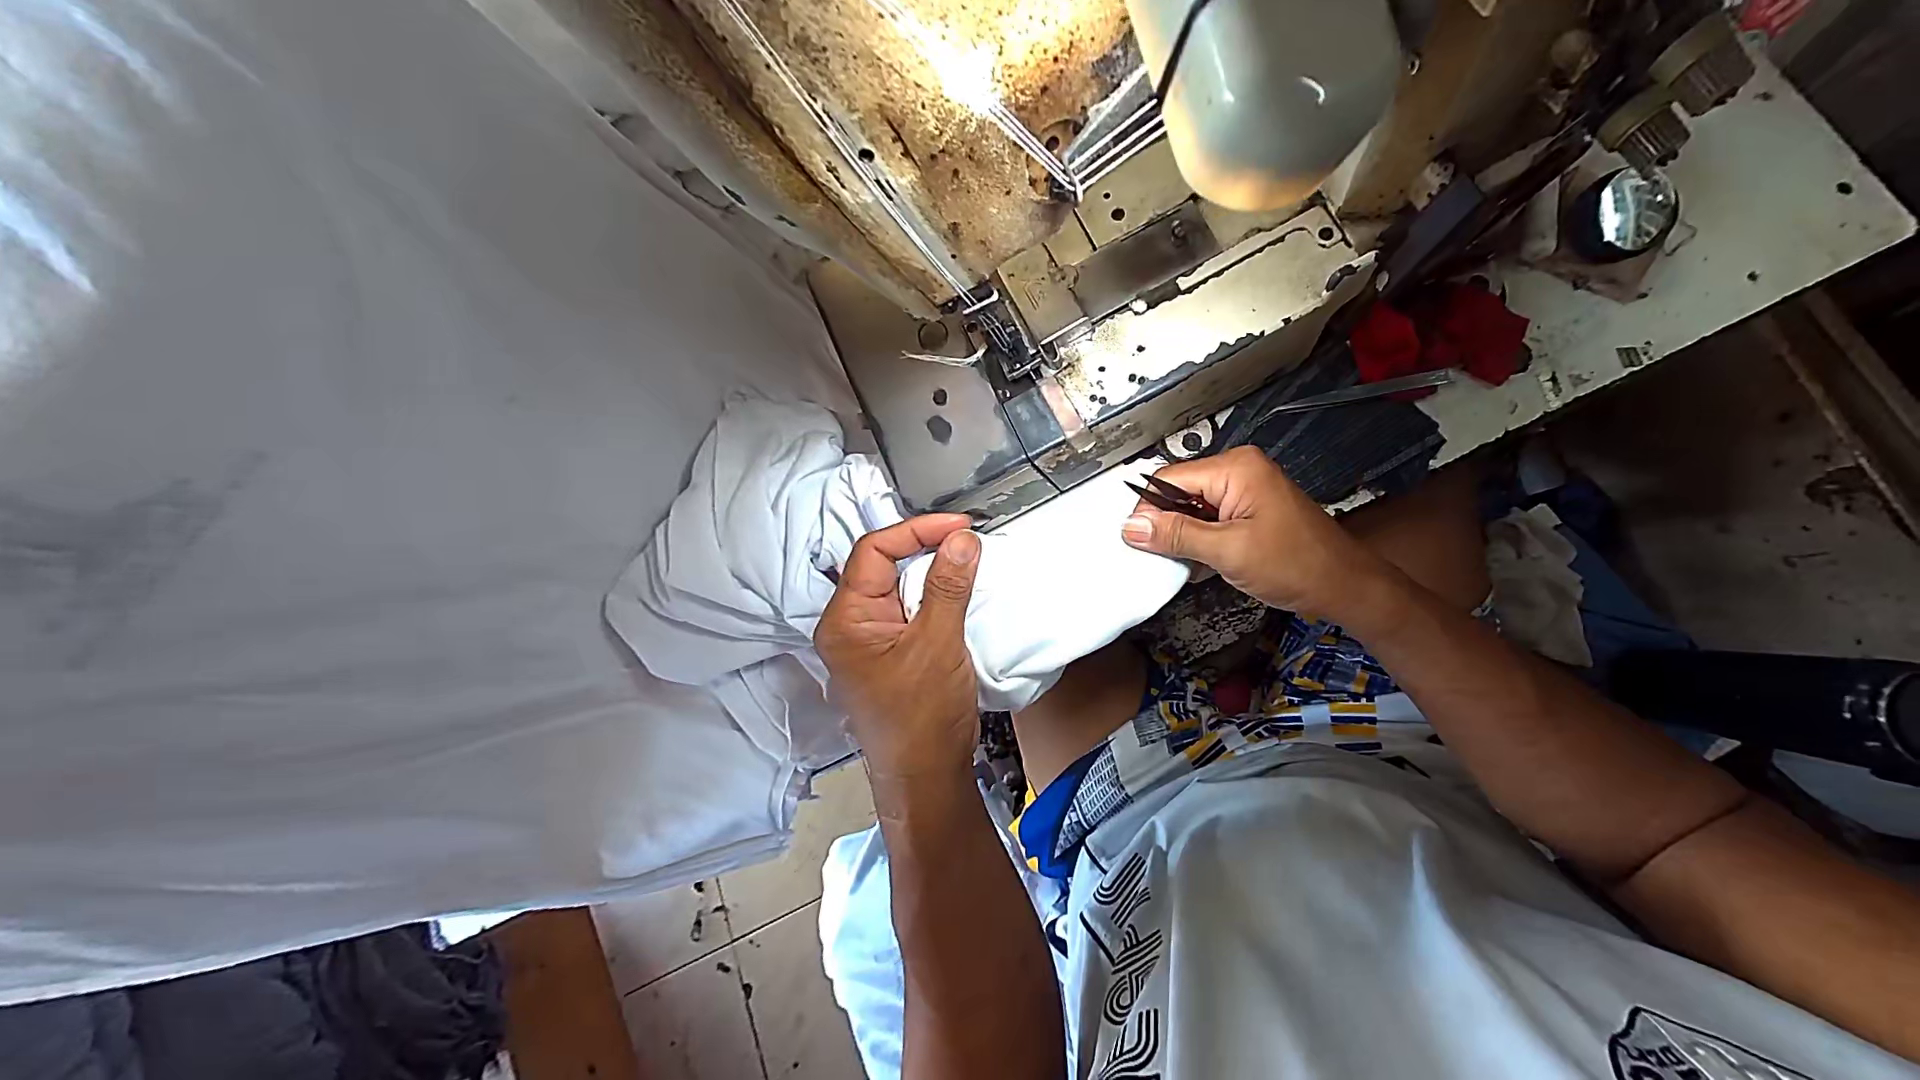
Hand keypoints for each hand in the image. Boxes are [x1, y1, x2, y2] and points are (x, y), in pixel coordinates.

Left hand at [815, 514, 982, 782]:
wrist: (927, 777)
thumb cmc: (919, 723)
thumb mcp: (937, 644)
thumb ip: (948, 587)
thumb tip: (960, 541)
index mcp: (845, 620)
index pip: (874, 551)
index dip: (916, 531)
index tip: (956, 526)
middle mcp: (851, 627)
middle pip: (885, 566)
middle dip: (927, 550)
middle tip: (966, 543)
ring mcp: (872, 641)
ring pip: (901, 588)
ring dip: (935, 575)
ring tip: (969, 566)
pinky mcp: (893, 653)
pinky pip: (912, 611)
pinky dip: (937, 598)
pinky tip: (961, 596)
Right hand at [1120, 445, 1376, 615]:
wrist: (1344, 586)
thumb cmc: (1301, 564)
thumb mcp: (1227, 551)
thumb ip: (1176, 535)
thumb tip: (1134, 527)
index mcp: (1236, 468)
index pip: (1168, 479)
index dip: (1149, 510)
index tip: (1140, 539)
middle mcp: (1240, 470)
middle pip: (1178, 492)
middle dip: (1167, 524)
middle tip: (1166, 553)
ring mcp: (1245, 489)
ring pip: (1191, 508)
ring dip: (1184, 535)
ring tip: (1194, 559)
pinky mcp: (1247, 509)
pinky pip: (1208, 517)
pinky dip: (1200, 539)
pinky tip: (1205, 560)